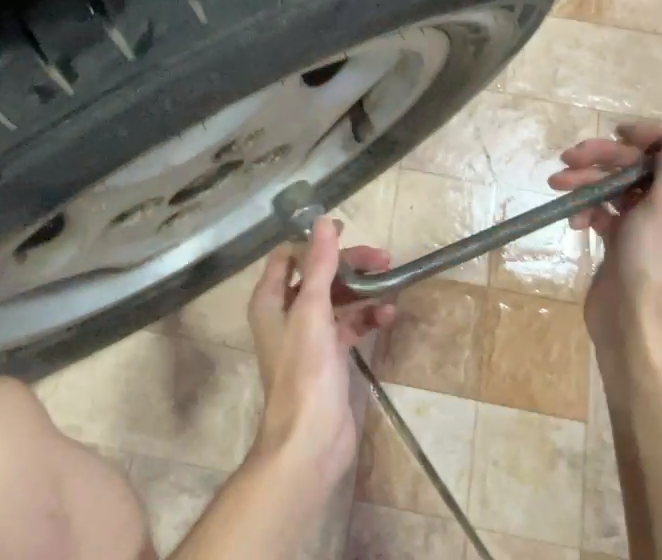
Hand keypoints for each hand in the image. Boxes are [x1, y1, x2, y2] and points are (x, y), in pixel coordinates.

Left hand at [245, 218, 395, 498]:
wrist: (309, 440)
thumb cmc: (304, 372)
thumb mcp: (312, 311)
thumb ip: (319, 265)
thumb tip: (323, 220)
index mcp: (270, 300)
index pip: (288, 256)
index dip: (314, 241)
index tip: (346, 231)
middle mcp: (285, 315)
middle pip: (317, 276)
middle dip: (347, 265)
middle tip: (383, 259)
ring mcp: (307, 338)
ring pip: (335, 300)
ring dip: (361, 290)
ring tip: (391, 282)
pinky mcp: (328, 359)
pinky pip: (348, 327)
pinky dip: (366, 318)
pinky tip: (388, 315)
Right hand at [548, 121, 661, 363]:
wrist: (632, 321)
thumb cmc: (654, 260)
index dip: (645, 136)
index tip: (616, 135)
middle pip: (636, 163)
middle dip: (602, 157)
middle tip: (567, 157)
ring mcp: (644, 222)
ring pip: (614, 184)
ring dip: (585, 181)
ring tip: (557, 185)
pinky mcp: (620, 238)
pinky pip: (602, 209)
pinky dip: (586, 209)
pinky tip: (574, 221)